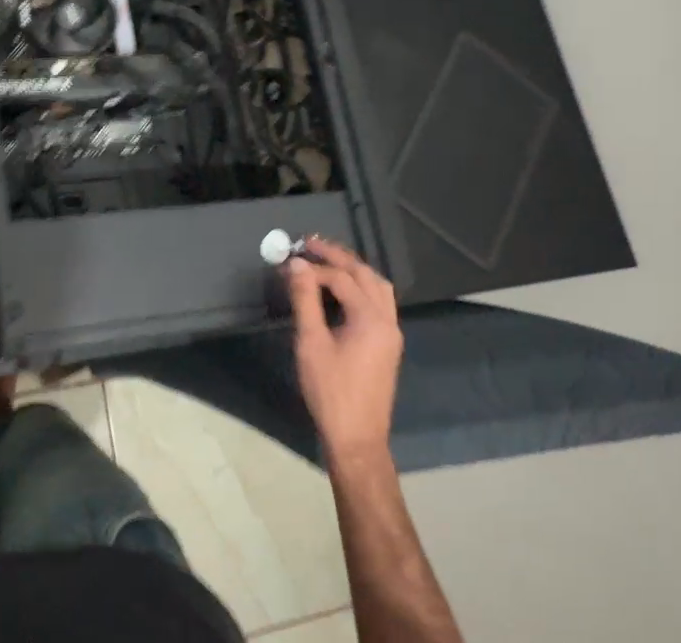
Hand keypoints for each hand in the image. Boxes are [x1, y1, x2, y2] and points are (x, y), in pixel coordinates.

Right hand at [286, 237, 403, 460]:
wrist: (357, 436)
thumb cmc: (330, 390)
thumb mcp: (311, 343)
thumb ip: (305, 300)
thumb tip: (296, 265)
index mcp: (371, 318)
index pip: (342, 279)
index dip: (315, 268)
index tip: (289, 262)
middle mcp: (387, 320)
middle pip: (366, 275)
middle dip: (338, 257)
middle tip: (309, 243)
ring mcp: (391, 333)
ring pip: (378, 287)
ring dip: (353, 270)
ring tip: (326, 261)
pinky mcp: (388, 344)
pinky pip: (379, 302)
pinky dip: (360, 287)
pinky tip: (341, 290)